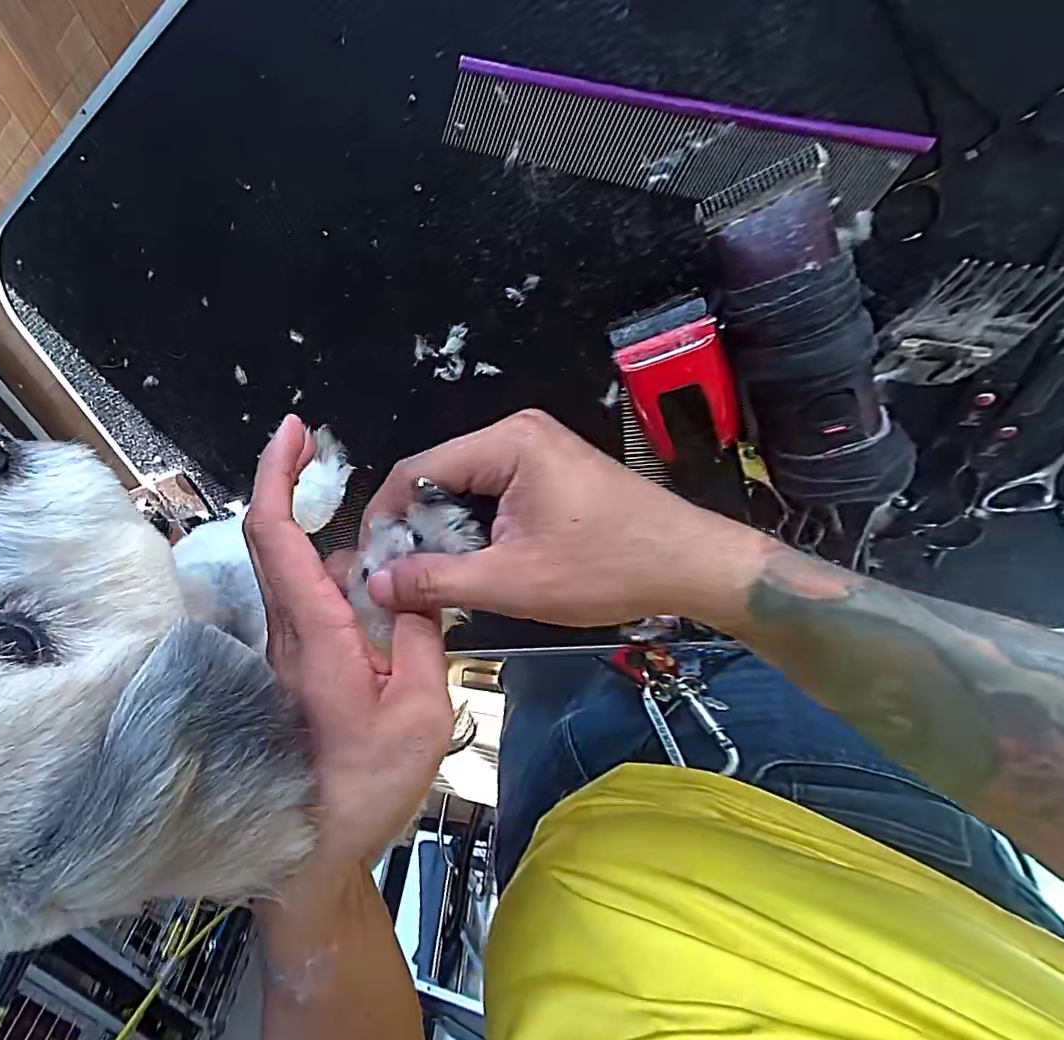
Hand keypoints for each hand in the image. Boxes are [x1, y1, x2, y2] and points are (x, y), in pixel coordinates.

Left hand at [244, 415, 457, 869]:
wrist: (316, 844)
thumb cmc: (366, 784)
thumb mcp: (422, 709)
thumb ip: (421, 636)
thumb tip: (414, 587)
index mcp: (315, 636)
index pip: (277, 537)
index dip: (279, 477)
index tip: (294, 433)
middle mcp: (288, 633)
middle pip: (278, 542)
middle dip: (295, 488)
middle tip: (332, 463)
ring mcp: (287, 649)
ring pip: (300, 573)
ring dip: (332, 545)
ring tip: (383, 556)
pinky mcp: (296, 665)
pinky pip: (312, 603)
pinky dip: (338, 581)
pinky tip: (381, 603)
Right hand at [362, 410, 772, 628]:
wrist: (688, 565)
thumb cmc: (608, 568)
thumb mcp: (512, 581)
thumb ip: (436, 581)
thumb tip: (378, 582)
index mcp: (506, 443)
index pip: (416, 471)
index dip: (387, 518)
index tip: (375, 563)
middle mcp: (517, 434)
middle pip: (438, 478)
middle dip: (419, 530)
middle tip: (408, 580)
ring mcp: (536, 450)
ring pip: (464, 490)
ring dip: (449, 534)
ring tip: (444, 578)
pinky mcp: (549, 471)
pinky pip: (492, 495)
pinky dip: (478, 529)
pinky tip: (481, 562)